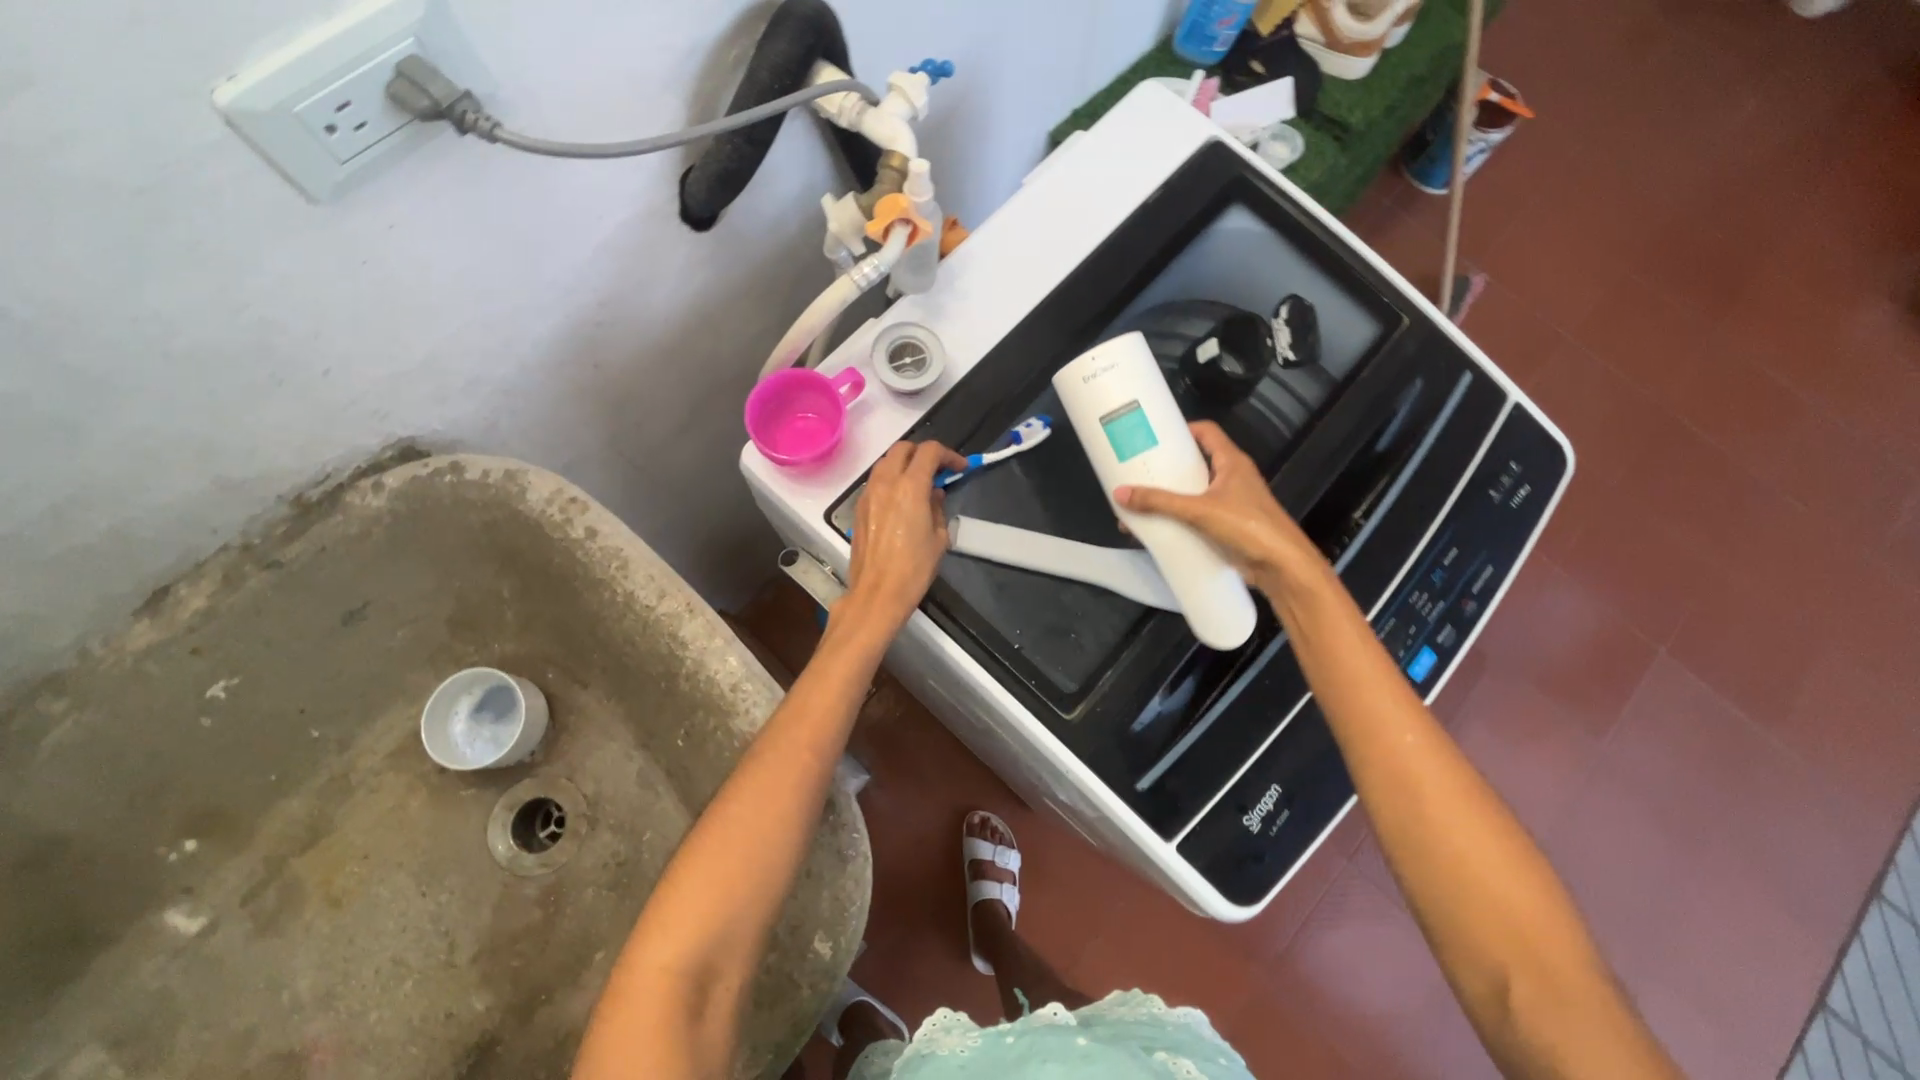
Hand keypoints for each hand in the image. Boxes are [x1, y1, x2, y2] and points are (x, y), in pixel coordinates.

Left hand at [842, 440, 967, 632]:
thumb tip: (933, 494)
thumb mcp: (938, 539)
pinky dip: (890, 480)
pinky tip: (901, 499)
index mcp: (910, 487)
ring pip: (885, 462)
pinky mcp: (859, 508)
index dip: (948, 454)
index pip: (929, 452)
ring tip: (919, 481)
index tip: (959, 467)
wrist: (878, 593)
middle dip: (922, 453)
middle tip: (938, 469)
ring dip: (904, 463)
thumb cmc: (914, 568)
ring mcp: (868, 494)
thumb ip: (937, 509)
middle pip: (902, 448)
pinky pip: (875, 481)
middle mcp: (885, 483)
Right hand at [1113, 421, 1327, 591]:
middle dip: (1168, 467)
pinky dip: (1178, 519)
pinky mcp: (1227, 526)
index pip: (1206, 431)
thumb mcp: (1199, 510)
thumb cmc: (1247, 526)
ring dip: (1170, 497)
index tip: (1154, 435)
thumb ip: (1160, 503)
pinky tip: (1157, 528)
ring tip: (1140, 500)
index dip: (1182, 429)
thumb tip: (1120, 493)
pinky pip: (1197, 516)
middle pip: (1196, 463)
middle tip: (1138, 469)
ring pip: (1194, 492)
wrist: (1281, 566)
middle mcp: (1231, 478)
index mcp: (1231, 462)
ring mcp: (1231, 503)